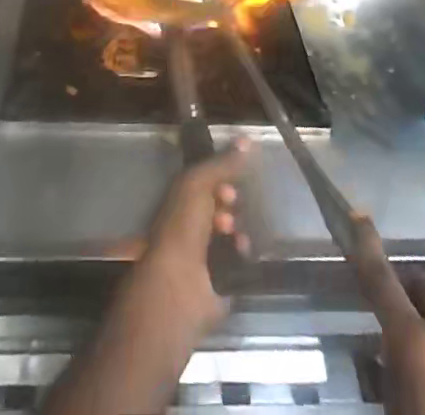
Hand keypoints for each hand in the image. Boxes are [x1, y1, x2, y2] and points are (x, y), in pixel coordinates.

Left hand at [134, 138, 250, 333]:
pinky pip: (238, 260)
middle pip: (218, 208)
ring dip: (238, 229)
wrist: (178, 286)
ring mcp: (202, 257)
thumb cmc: (182, 228)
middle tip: (232, 206)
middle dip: (230, 204)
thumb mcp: (198, 185)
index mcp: (177, 204)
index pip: (202, 185)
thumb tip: (246, 139)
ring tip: (237, 235)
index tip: (229, 185)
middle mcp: (187, 229)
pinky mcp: (218, 281)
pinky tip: (243, 252)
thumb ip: (221, 163)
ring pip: (230, 234)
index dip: (218, 180)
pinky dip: (243, 254)